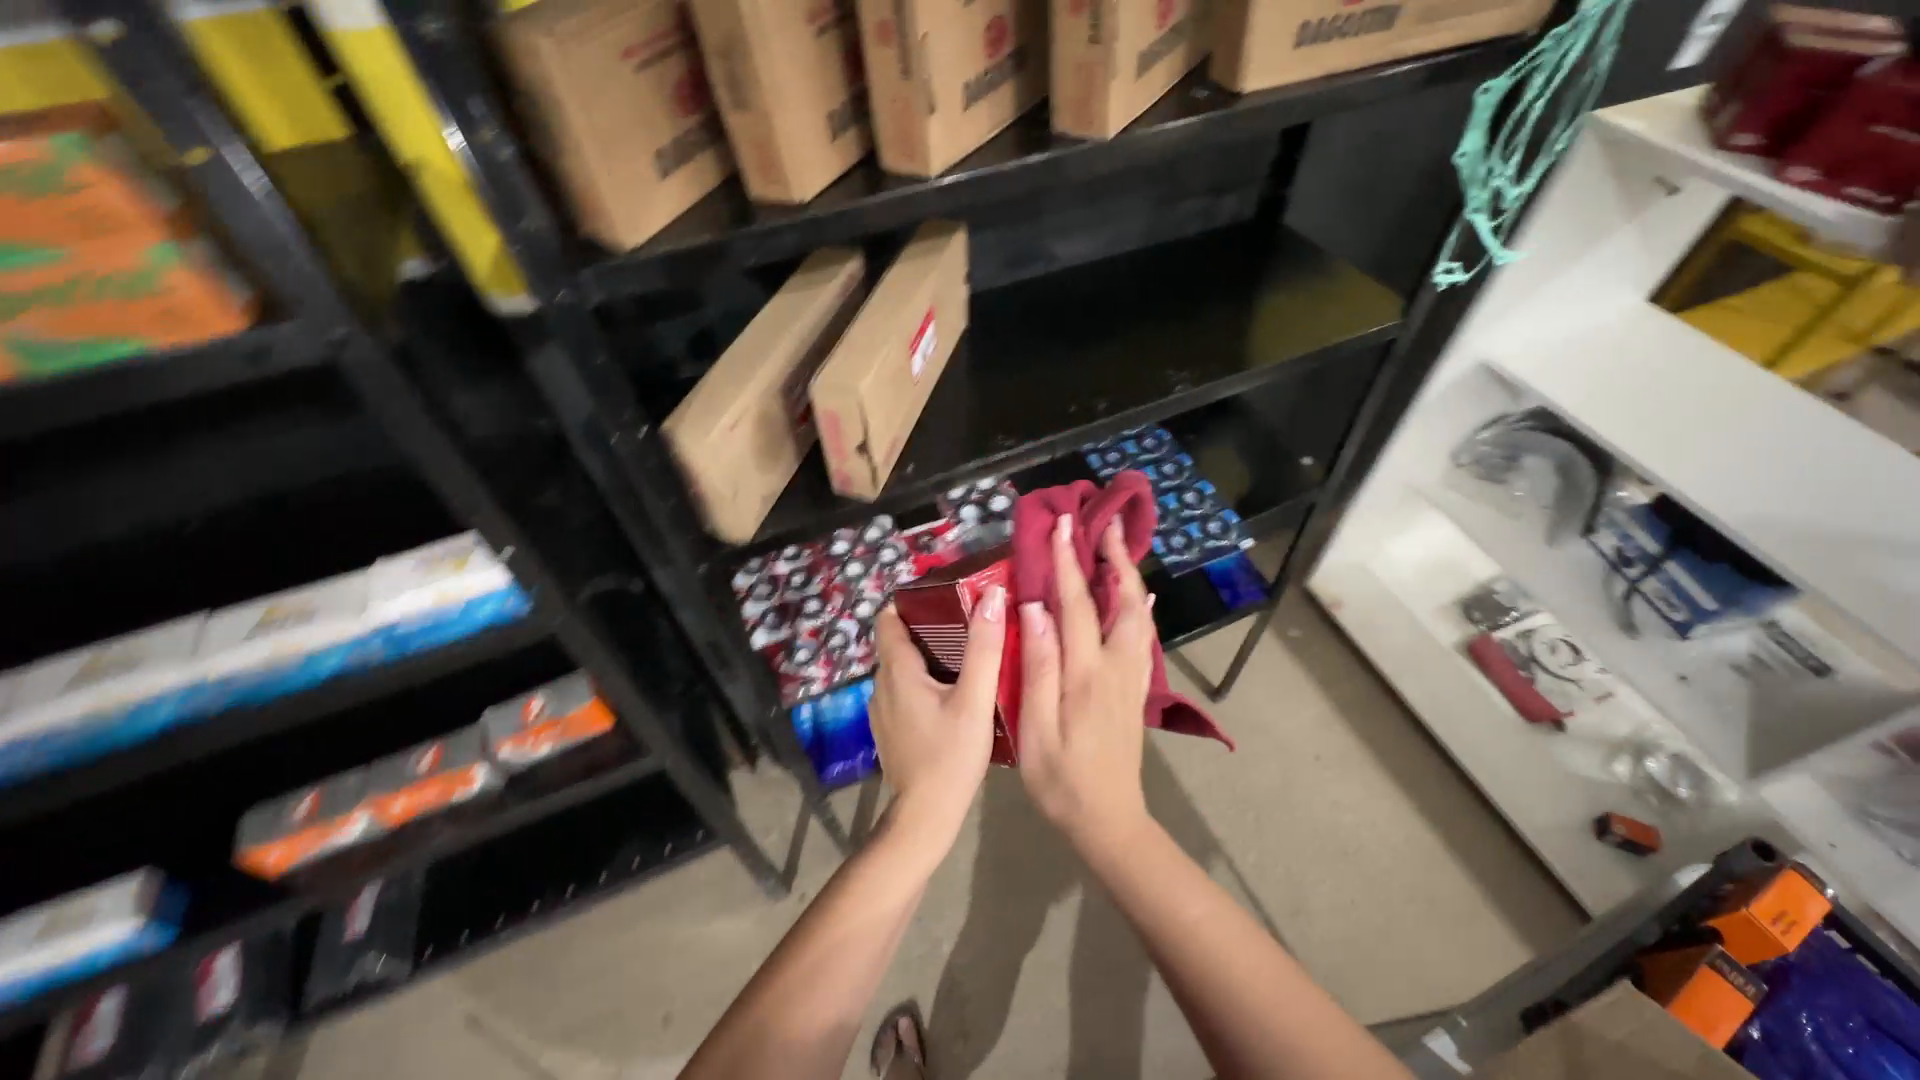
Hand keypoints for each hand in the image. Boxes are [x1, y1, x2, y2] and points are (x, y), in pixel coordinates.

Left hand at [869, 586, 1007, 846]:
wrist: (924, 815)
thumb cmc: (950, 756)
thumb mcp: (974, 700)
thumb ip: (984, 648)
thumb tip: (991, 595)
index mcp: (897, 670)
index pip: (889, 618)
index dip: (913, 602)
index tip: (947, 597)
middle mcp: (881, 684)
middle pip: (899, 642)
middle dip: (929, 627)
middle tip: (969, 622)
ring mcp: (881, 709)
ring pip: (902, 668)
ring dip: (928, 657)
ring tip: (967, 655)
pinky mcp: (889, 728)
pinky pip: (903, 691)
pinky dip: (924, 682)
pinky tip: (952, 694)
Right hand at [1017, 516, 1154, 850]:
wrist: (1109, 820)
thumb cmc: (1061, 779)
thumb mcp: (1036, 728)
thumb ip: (1038, 668)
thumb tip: (1035, 610)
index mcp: (1086, 674)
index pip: (1076, 605)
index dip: (1069, 562)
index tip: (1062, 525)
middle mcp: (1116, 668)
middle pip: (1122, 601)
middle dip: (1114, 559)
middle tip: (1105, 524)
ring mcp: (1131, 680)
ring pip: (1138, 616)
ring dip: (1129, 579)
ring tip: (1118, 551)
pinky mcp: (1136, 692)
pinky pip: (1143, 638)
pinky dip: (1140, 609)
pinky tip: (1140, 601)